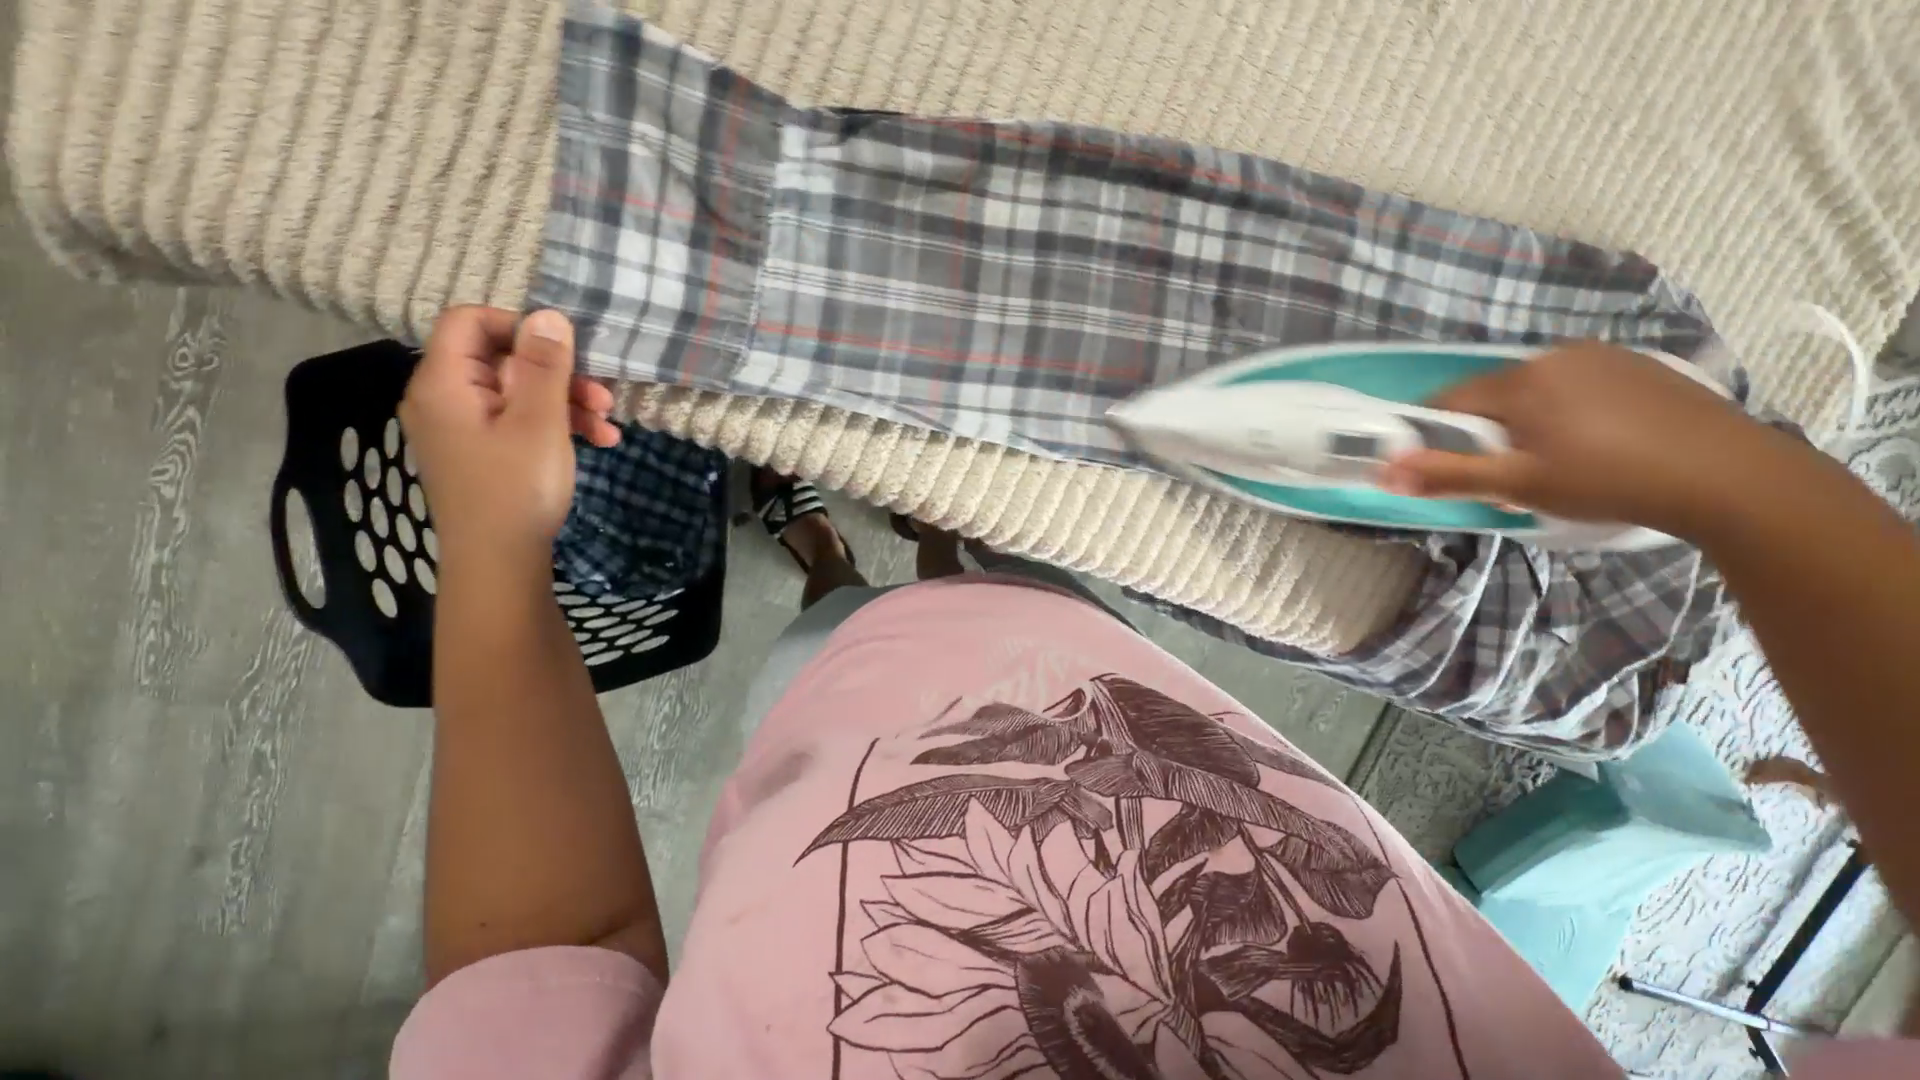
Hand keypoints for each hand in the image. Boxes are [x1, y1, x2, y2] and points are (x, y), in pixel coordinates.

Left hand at [400, 307, 619, 563]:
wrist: (498, 564)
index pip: (469, 321)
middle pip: (501, 360)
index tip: (565, 350)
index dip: (519, 325)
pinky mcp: (479, 453)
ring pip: (516, 393)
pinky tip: (596, 442)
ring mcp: (460, 429)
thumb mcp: (540, 422)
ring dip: (566, 402)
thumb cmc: (517, 489)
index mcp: (444, 384)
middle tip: (604, 397)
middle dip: (558, 373)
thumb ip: (544, 365)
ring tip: (609, 426)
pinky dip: (554, 425)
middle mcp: (442, 400)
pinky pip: (516, 421)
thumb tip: (548, 314)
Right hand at [1377, 342, 1796, 537]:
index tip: (1451, 468)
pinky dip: (1573, 413)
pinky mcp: (1642, 366)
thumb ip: (1446, 475)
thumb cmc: (1607, 481)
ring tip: (1560, 465)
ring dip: (1531, 423)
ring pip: (1539, 391)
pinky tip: (1602, 446)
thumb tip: (1382, 469)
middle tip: (1513, 476)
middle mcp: (1557, 355)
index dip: (1437, 435)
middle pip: (1495, 396)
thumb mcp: (1518, 486)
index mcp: (1521, 380)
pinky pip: (1581, 387)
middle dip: (1490, 433)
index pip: (1449, 400)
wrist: (1727, 476)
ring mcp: (1604, 356)